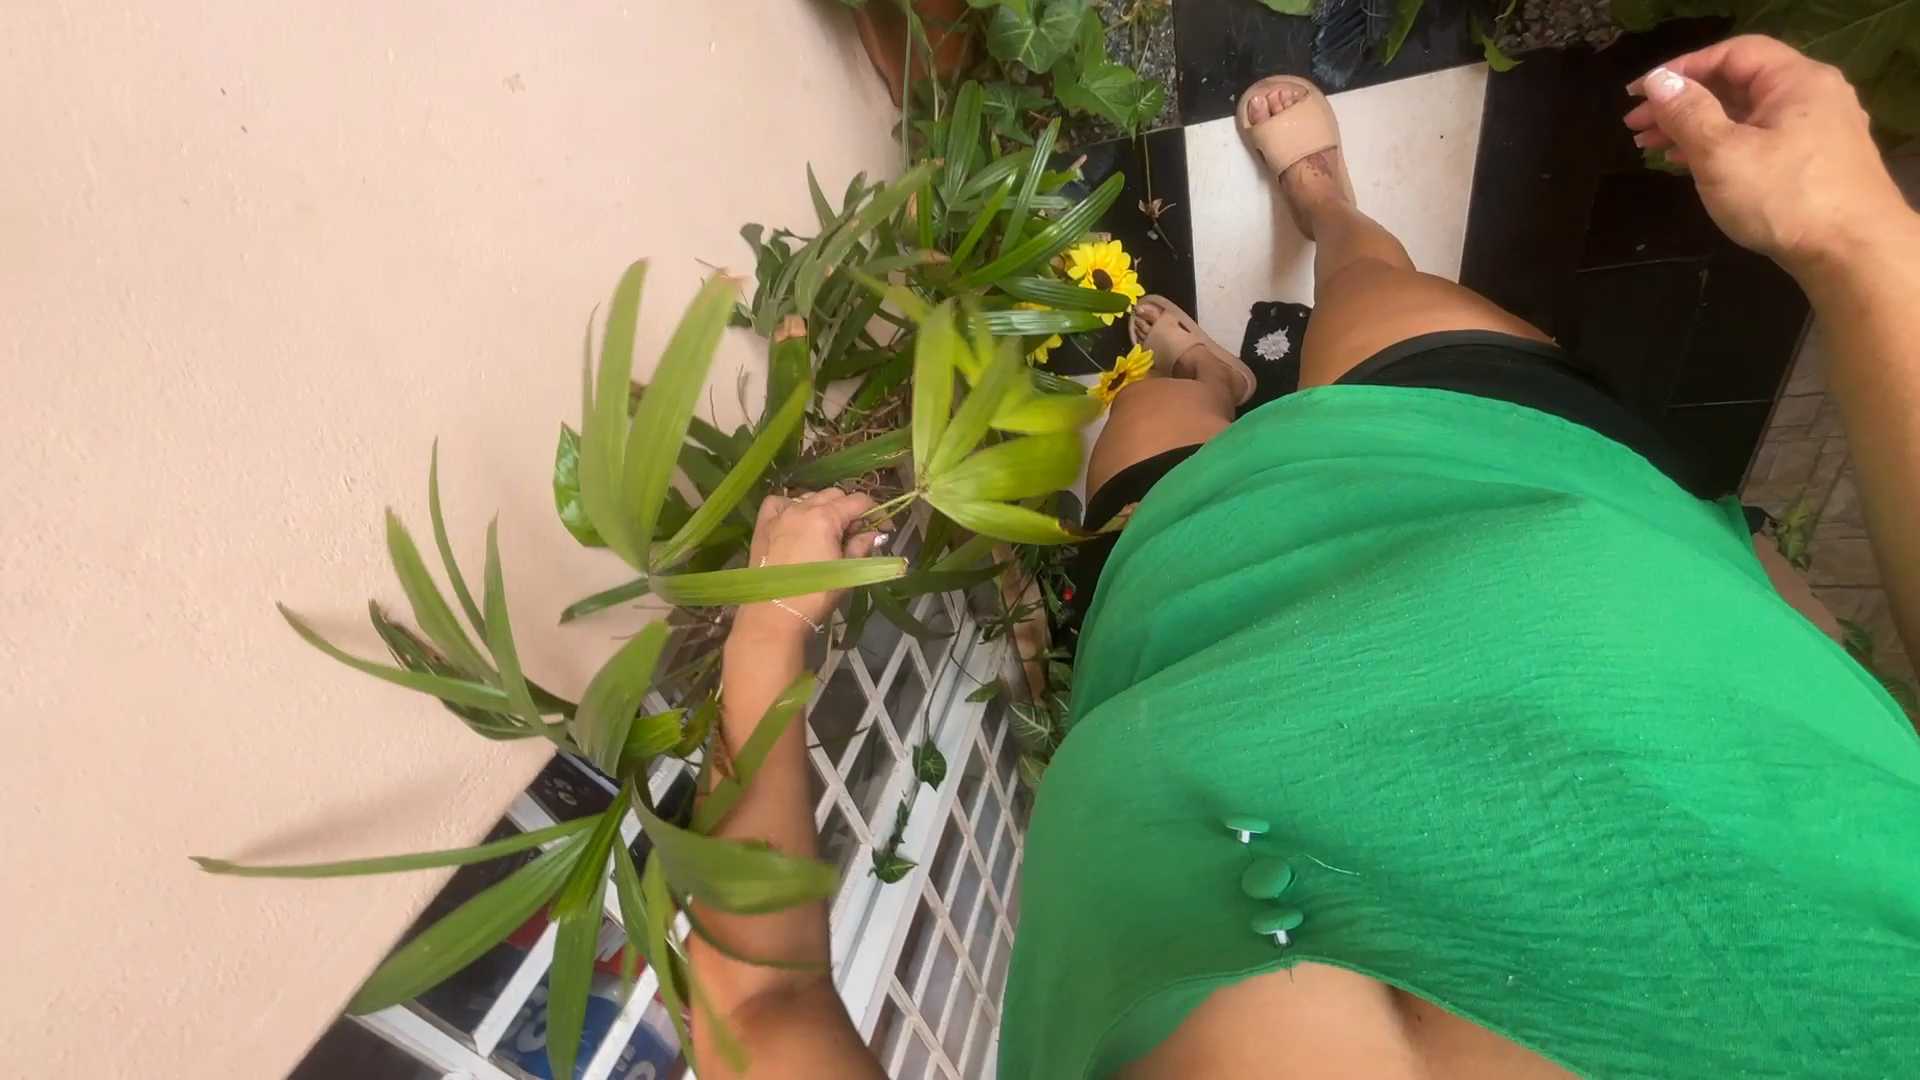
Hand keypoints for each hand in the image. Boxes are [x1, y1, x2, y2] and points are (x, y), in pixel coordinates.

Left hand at [734, 488, 882, 639]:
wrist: (774, 614)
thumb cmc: (816, 595)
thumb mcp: (847, 571)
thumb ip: (862, 546)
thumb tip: (874, 534)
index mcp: (825, 518)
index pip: (859, 502)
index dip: (876, 512)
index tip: (883, 528)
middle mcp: (802, 508)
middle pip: (835, 495)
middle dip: (851, 509)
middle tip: (857, 533)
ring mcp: (780, 515)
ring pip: (809, 496)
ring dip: (824, 507)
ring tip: (829, 529)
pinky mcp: (763, 524)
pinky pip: (779, 502)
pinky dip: (792, 505)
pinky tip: (797, 518)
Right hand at [1623, 35, 1910, 275]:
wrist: (1844, 242)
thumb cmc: (1779, 194)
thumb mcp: (1721, 152)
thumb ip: (1688, 114)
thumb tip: (1657, 81)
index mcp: (1795, 82)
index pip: (1734, 53)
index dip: (1682, 68)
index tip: (1636, 93)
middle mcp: (1807, 94)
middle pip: (1735, 83)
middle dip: (1680, 100)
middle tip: (1632, 125)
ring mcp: (1808, 126)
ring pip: (1739, 112)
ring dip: (1691, 123)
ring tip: (1649, 144)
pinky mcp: (1801, 155)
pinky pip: (1749, 135)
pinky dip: (1711, 142)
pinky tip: (1684, 160)